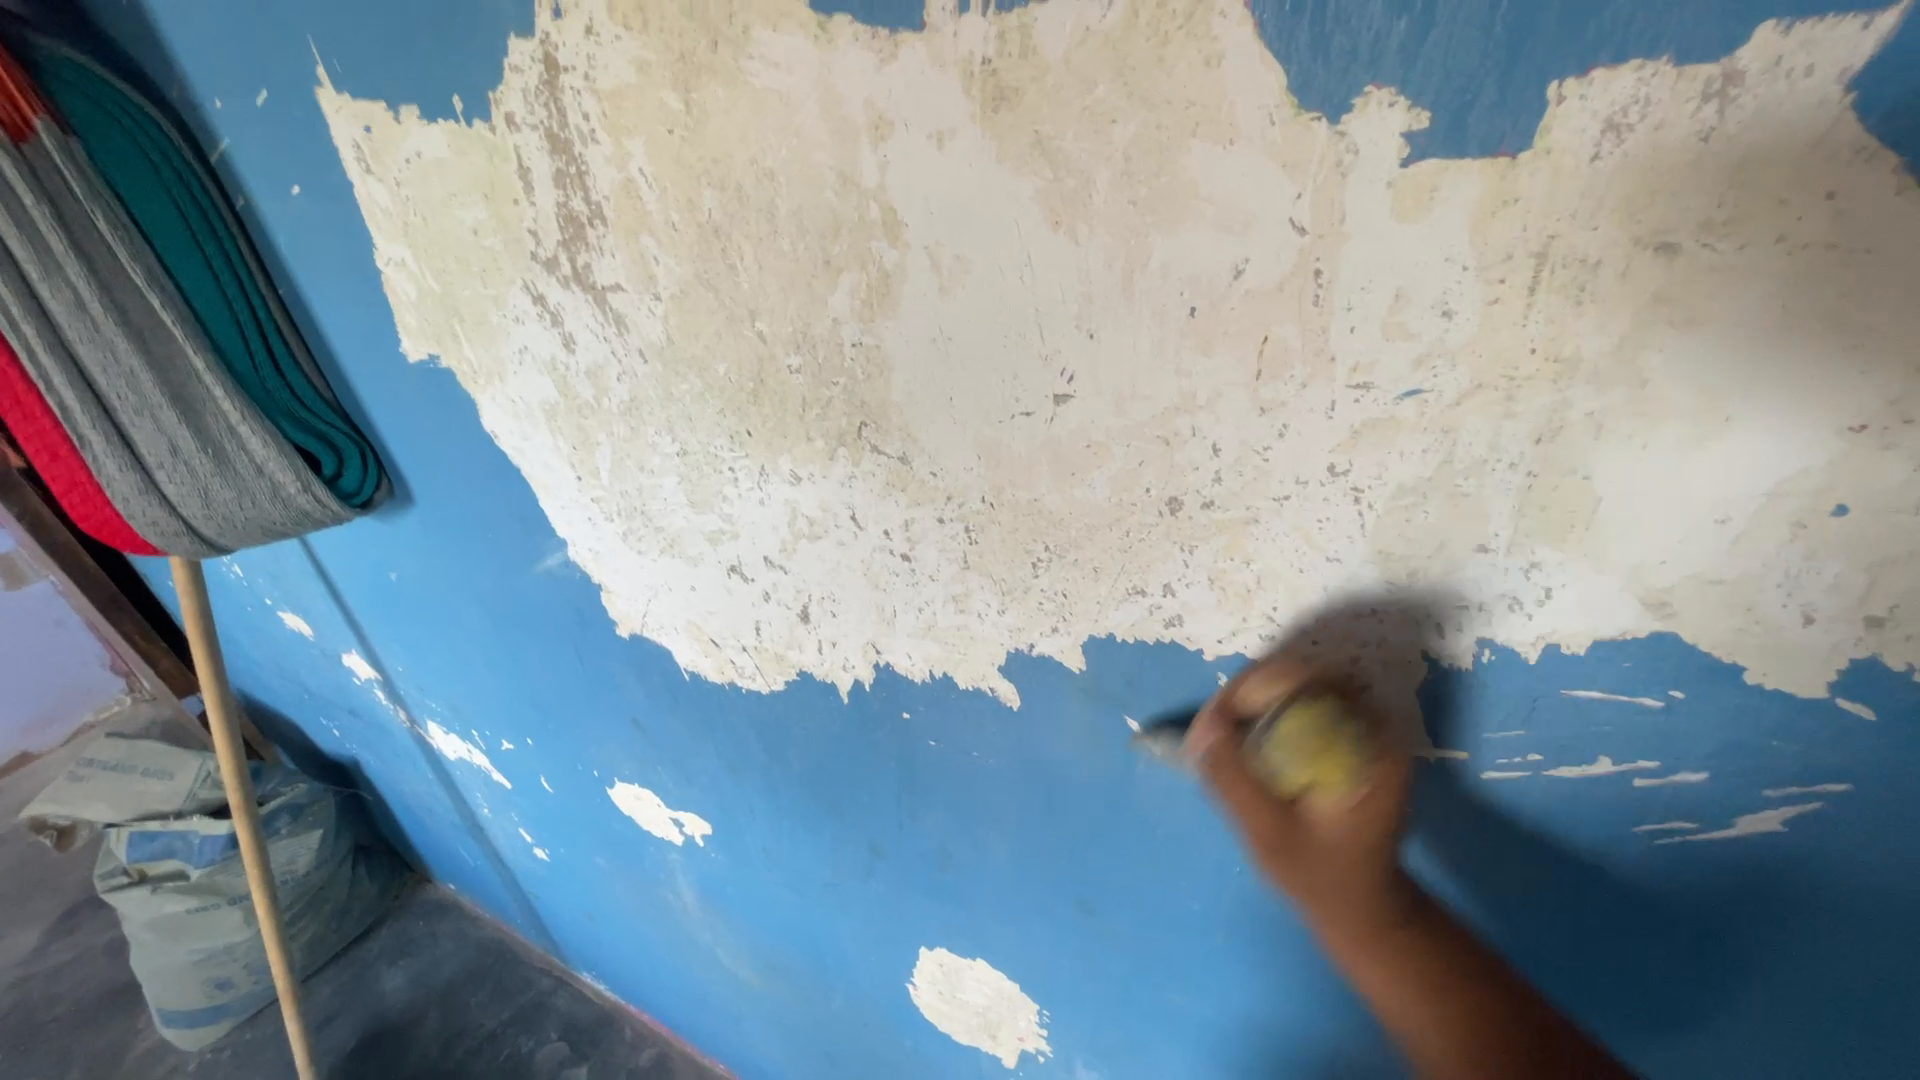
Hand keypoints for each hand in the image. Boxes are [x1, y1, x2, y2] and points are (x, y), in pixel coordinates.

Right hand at [1185, 654, 1417, 932]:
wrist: (1363, 905)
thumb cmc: (1320, 876)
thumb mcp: (1269, 834)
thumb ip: (1233, 779)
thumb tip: (1204, 724)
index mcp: (1369, 745)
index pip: (1306, 682)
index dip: (1251, 689)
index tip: (1213, 721)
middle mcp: (1373, 725)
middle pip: (1298, 676)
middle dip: (1244, 693)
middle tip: (1208, 727)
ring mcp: (1361, 729)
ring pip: (1295, 685)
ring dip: (1249, 701)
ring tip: (1216, 733)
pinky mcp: (1347, 737)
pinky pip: (1298, 703)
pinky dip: (1263, 712)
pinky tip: (1239, 740)